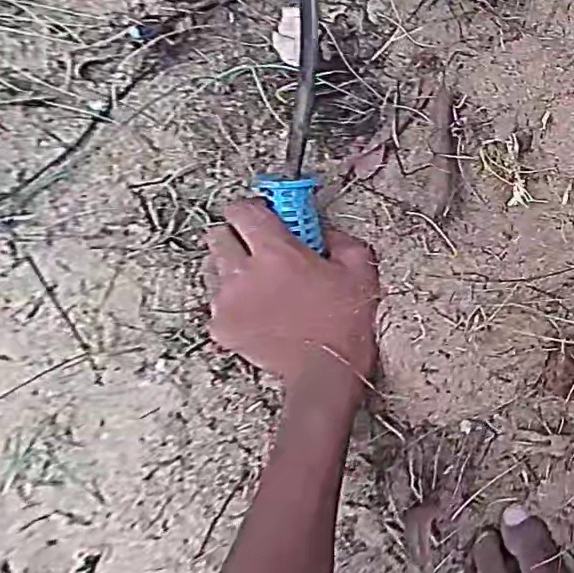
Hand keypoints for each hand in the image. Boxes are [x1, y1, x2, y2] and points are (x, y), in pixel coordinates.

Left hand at [205, 200, 381, 394]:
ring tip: (266, 278)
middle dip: (241, 233)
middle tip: (268, 243)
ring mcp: (225, 302)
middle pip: (218, 234)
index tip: (275, 211)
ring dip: (236, 264)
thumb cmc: (346, 316)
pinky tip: (265, 306)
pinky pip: (219, 298)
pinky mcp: (219, 325)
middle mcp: (242, 273)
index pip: (244, 210)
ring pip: (214, 266)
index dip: (257, 205)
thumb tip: (321, 230)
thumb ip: (338, 238)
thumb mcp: (359, 266)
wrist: (325, 367)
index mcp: (277, 253)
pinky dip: (237, 295)